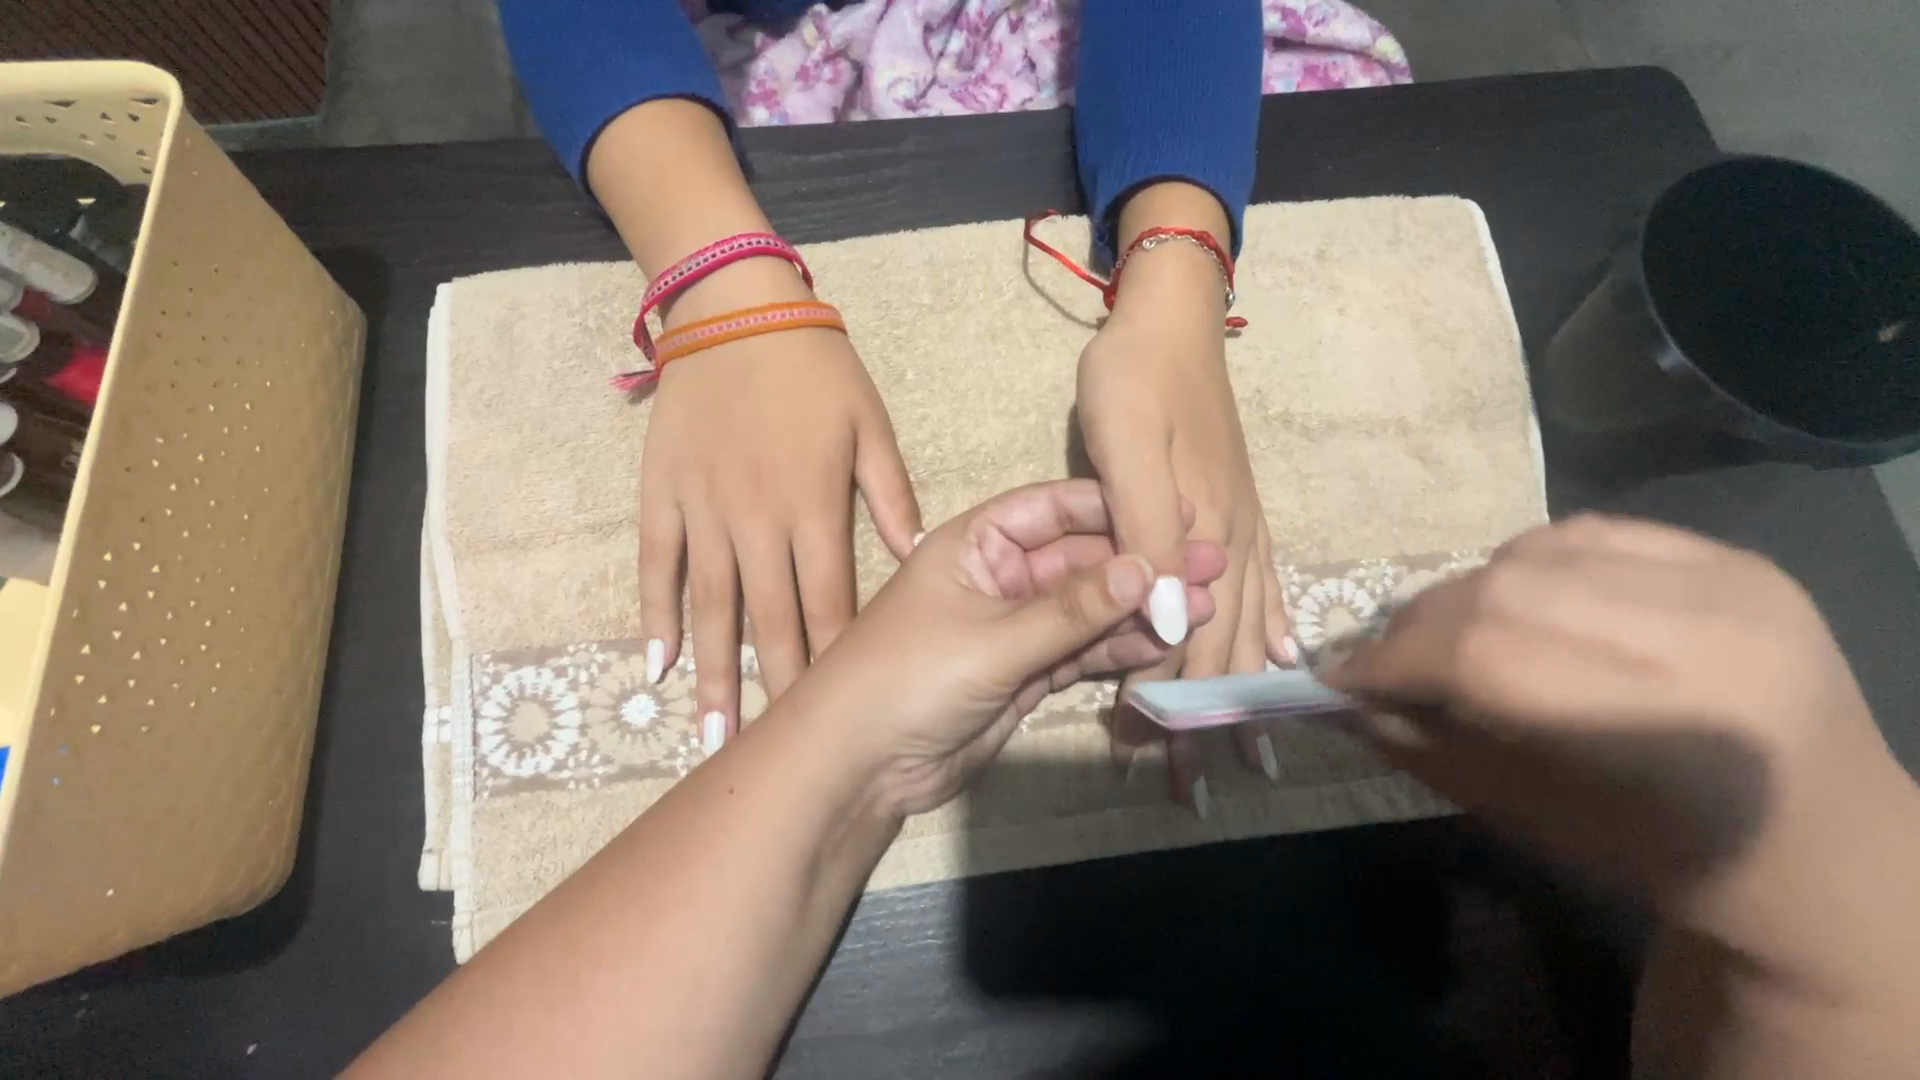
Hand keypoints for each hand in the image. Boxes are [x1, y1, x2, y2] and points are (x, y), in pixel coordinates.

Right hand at [640, 325, 919, 746]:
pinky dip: (656, 618)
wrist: (734, 311)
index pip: (830, 604)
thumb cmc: (814, 369)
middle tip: (772, 756)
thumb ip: (891, 495)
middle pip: (771, 622)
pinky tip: (657, 667)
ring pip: (712, 609)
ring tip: (713, 737)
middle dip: (776, 690)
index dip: (835, 663)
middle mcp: (757, 524)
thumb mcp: (869, 425)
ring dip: (715, 676)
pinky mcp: (661, 499)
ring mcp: (703, 515)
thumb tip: (915, 555)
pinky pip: (657, 568)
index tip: (840, 716)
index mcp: (815, 508)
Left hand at [794, 479, 1229, 816]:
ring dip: (1138, 611)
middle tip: (1208, 565)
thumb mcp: (994, 636)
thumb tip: (1147, 566)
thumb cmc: (914, 675)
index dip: (1114, 509)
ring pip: (1086, 610)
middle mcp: (999, 576)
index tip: (1174, 512)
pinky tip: (1162, 643)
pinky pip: (1078, 652)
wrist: (861, 762)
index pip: (1054, 509)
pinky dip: (1116, 650)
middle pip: (1079, 562)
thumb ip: (1072, 607)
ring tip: (1202, 606)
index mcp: (977, 542)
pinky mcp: (1023, 673)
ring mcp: (1013, 627)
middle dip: (1139, 566)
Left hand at [1076, 195, 1292, 815]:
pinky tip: (1279, 656)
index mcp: (1192, 535)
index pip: (1182, 641)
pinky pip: (1256, 585)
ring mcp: (1236, 526)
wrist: (1170, 318)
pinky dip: (1264, 630)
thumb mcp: (1124, 451)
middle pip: (1217, 646)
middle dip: (1208, 718)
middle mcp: (1226, 542)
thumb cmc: (1130, 381)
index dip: (1170, 703)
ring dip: (1240, 690)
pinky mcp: (1233, 512)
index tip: (1164, 766)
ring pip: (1239, 624)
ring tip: (1250, 750)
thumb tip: (1176, 626)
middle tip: (1206, 788)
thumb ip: (1149, 536)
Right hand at [1323, 515, 1919, 993]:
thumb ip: (1419, 742)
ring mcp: (1732, 585)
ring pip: (1533, 553)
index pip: (1481, 653)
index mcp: (1661, 727)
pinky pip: (1586, 533)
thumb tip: (1334, 694)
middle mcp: (1707, 636)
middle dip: (1419, 624)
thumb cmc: (1662, 853)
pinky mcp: (1737, 560)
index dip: (1392, 658)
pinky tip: (1526, 602)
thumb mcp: (1524, 816)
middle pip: (1500, 592)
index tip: (1339, 676)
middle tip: (1388, 658)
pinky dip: (1527, 563)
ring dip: (1467, 592)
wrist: (1824, 848)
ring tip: (1458, 634)